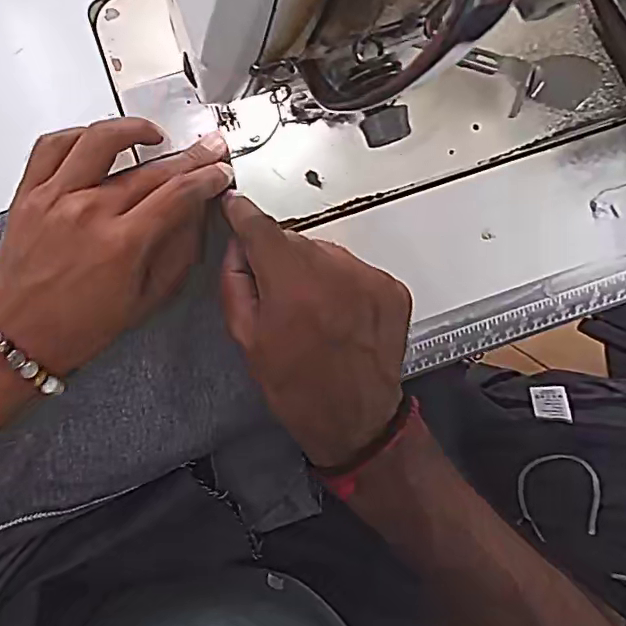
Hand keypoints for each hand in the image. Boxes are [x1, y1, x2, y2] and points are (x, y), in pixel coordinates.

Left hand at [0, 119, 233, 428]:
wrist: (19, 337)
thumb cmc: (75, 328)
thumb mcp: (144, 300)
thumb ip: (177, 253)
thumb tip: (195, 215)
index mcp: (121, 243)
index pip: (178, 191)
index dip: (206, 176)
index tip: (216, 172)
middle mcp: (87, 213)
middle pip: (150, 168)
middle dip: (187, 157)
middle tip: (202, 152)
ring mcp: (54, 199)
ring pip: (100, 140)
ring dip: (133, 129)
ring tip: (151, 134)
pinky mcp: (28, 195)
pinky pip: (51, 145)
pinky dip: (78, 133)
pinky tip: (95, 139)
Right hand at [218, 192, 411, 466]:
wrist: (353, 420)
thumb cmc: (299, 389)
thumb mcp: (246, 338)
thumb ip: (235, 283)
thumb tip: (237, 249)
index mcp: (291, 287)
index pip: (260, 227)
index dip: (242, 213)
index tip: (235, 205)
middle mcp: (333, 274)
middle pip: (293, 239)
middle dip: (278, 257)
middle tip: (277, 295)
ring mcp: (366, 279)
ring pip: (324, 251)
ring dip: (312, 269)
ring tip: (312, 311)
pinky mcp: (390, 287)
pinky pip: (353, 267)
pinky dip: (341, 282)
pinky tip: (336, 313)